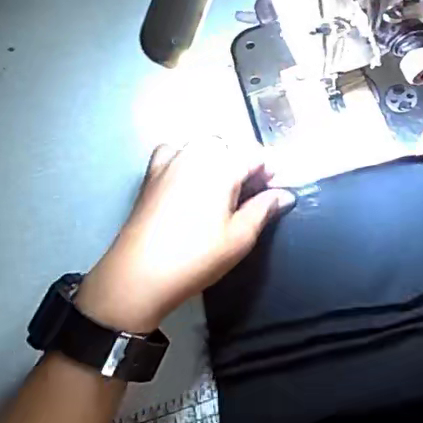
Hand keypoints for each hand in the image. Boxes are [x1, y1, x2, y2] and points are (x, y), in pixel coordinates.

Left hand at [75, 137, 293, 331]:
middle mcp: (195, 154)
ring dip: (218, 160)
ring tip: (223, 191)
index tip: (277, 194)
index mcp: (221, 166)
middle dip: (244, 164)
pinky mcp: (151, 174)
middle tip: (252, 196)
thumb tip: (285, 195)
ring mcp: (169, 161)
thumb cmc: (195, 257)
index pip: (257, 154)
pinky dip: (187, 160)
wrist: (137, 276)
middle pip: (230, 146)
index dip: (271, 172)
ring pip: (203, 146)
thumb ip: (264, 209)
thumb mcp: (240, 237)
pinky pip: (175, 153)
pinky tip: (191, 183)